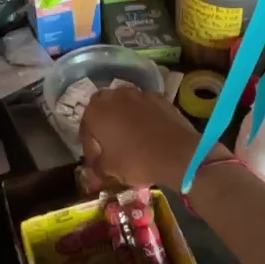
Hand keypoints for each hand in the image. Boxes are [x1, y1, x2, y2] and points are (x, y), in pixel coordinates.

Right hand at [79, 81, 228, 189]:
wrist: (178, 154)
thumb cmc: (136, 161)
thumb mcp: (109, 169)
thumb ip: (96, 166)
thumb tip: (96, 166)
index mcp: (96, 111)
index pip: (86, 130)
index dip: (90, 148)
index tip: (96, 162)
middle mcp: (114, 96)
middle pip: (103, 110)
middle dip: (104, 126)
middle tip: (109, 145)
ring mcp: (139, 93)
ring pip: (124, 105)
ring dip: (123, 119)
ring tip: (129, 138)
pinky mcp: (160, 98)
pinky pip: (144, 107)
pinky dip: (143, 117)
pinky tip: (148, 133)